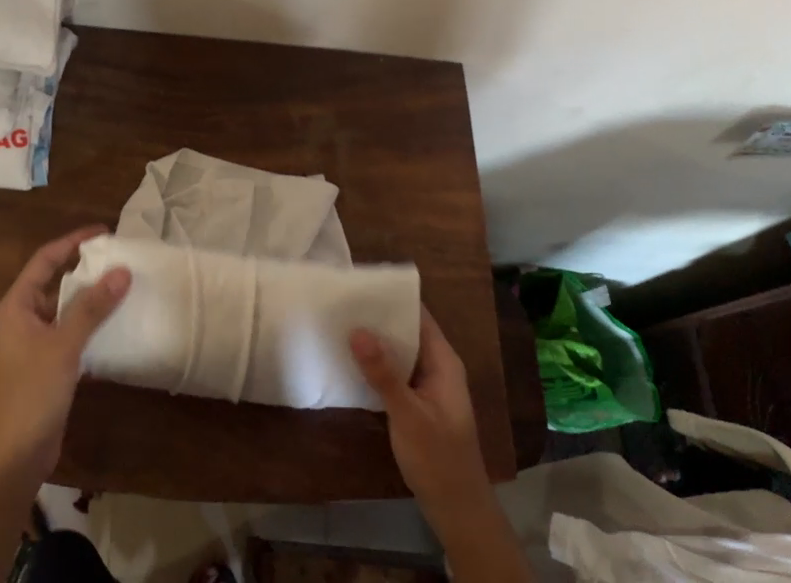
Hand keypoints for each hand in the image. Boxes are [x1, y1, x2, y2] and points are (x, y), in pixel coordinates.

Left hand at [0, 227, 130, 482]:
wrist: (17, 453)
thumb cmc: (32, 393)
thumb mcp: (64, 346)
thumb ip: (91, 308)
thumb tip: (121, 271)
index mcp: (17, 305)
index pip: (45, 260)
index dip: (72, 242)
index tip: (103, 232)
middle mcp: (23, 318)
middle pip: (56, 282)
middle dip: (86, 270)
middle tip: (121, 259)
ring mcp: (35, 343)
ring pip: (67, 310)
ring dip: (92, 300)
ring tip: (126, 287)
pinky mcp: (49, 365)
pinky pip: (73, 334)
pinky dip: (93, 327)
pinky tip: (119, 327)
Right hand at [350, 309, 485, 505]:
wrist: (455, 507)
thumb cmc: (438, 458)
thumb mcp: (408, 415)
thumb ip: (383, 373)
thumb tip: (356, 329)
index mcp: (444, 363)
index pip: (418, 316)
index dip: (392, 298)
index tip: (357, 283)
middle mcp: (436, 367)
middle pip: (405, 331)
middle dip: (375, 318)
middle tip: (337, 302)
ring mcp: (425, 386)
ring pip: (397, 352)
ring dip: (372, 342)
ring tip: (335, 324)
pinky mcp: (414, 403)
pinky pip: (392, 372)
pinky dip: (373, 365)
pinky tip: (346, 361)